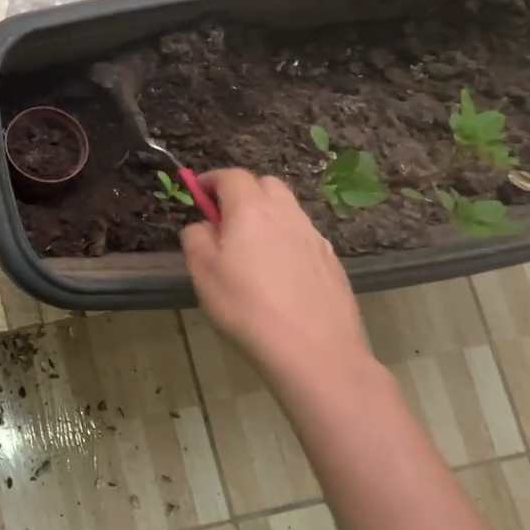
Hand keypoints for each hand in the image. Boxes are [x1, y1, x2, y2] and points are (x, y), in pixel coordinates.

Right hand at [180, 169, 372, 388]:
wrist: (315, 353)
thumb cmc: (246, 307)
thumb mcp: (202, 271)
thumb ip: (196, 238)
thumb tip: (205, 227)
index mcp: (251, 210)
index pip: (232, 176)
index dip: (211, 179)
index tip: (197, 193)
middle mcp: (287, 216)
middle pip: (267, 184)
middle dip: (244, 191)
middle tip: (225, 217)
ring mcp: (315, 239)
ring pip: (288, 210)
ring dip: (267, 215)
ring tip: (252, 248)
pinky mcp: (333, 264)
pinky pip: (304, 238)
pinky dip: (287, 241)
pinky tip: (279, 274)